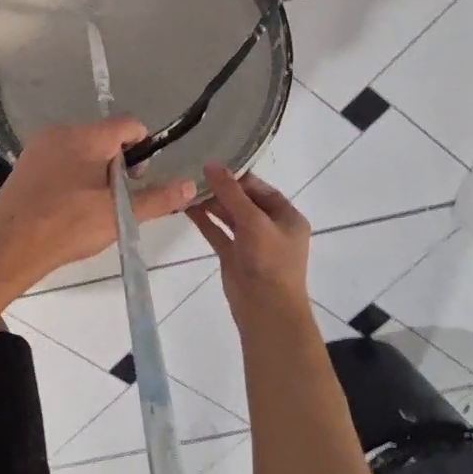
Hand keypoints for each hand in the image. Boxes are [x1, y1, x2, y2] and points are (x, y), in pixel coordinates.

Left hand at [0, 118, 197, 284]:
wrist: (9, 246)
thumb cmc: (67, 225)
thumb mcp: (119, 215)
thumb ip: (157, 198)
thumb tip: (191, 184)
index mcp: (85, 136)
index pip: (128, 124)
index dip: (143, 147)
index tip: (139, 180)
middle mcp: (59, 133)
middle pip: (103, 138)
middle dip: (118, 164)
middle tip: (116, 200)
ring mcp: (38, 148)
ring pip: (80, 151)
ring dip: (95, 173)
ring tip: (93, 208)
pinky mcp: (24, 166)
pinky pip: (59, 163)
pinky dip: (71, 179)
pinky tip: (69, 208)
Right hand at [186, 163, 311, 320]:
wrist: (266, 309)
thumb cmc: (269, 261)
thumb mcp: (253, 221)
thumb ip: (231, 193)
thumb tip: (210, 164)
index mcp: (287, 217)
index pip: (260, 189)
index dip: (237, 177)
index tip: (210, 165)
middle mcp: (270, 227)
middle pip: (243, 201)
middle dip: (220, 189)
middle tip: (192, 174)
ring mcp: (251, 242)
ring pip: (228, 216)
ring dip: (210, 203)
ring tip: (185, 188)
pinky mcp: (234, 255)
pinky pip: (217, 232)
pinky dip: (204, 220)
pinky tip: (185, 208)